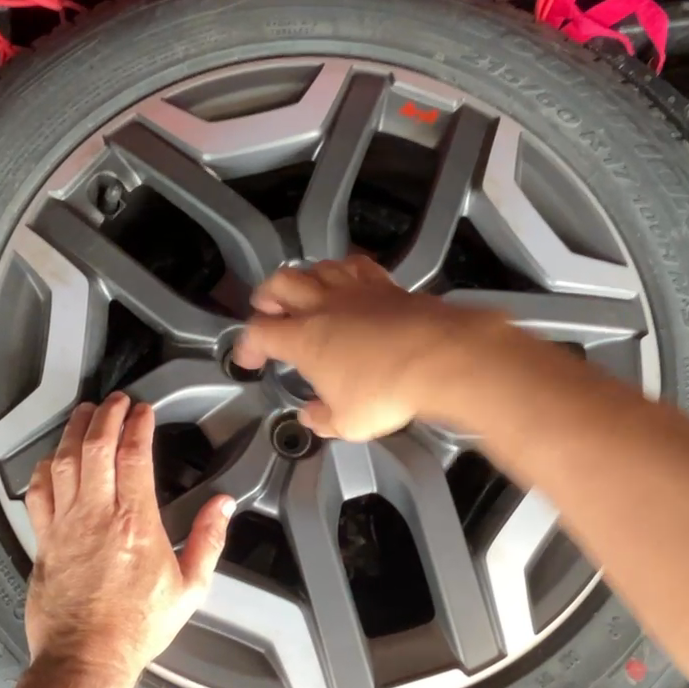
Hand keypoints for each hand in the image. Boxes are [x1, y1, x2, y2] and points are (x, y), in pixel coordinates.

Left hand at [23, 393, 232, 681]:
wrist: (86, 659)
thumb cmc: (136, 628)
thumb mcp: (190, 588)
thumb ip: (208, 540)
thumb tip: (223, 506)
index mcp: (136, 524)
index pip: (133, 456)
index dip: (138, 425)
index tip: (143, 411)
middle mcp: (97, 517)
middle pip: (95, 447)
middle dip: (105, 415)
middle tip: (115, 401)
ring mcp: (66, 527)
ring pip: (64, 462)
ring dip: (73, 431)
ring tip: (83, 413)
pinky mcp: (45, 542)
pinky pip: (38, 493)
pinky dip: (44, 467)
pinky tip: (53, 457)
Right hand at [232, 255, 520, 440]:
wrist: (441, 358)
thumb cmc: (389, 390)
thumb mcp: (348, 422)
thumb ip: (324, 418)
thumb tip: (313, 417)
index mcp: (304, 338)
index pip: (260, 332)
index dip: (247, 345)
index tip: (248, 357)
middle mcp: (323, 306)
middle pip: (280, 285)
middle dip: (266, 297)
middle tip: (265, 310)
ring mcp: (356, 291)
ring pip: (316, 267)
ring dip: (302, 277)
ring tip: (301, 290)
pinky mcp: (387, 286)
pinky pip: (356, 265)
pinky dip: (342, 269)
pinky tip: (346, 277)